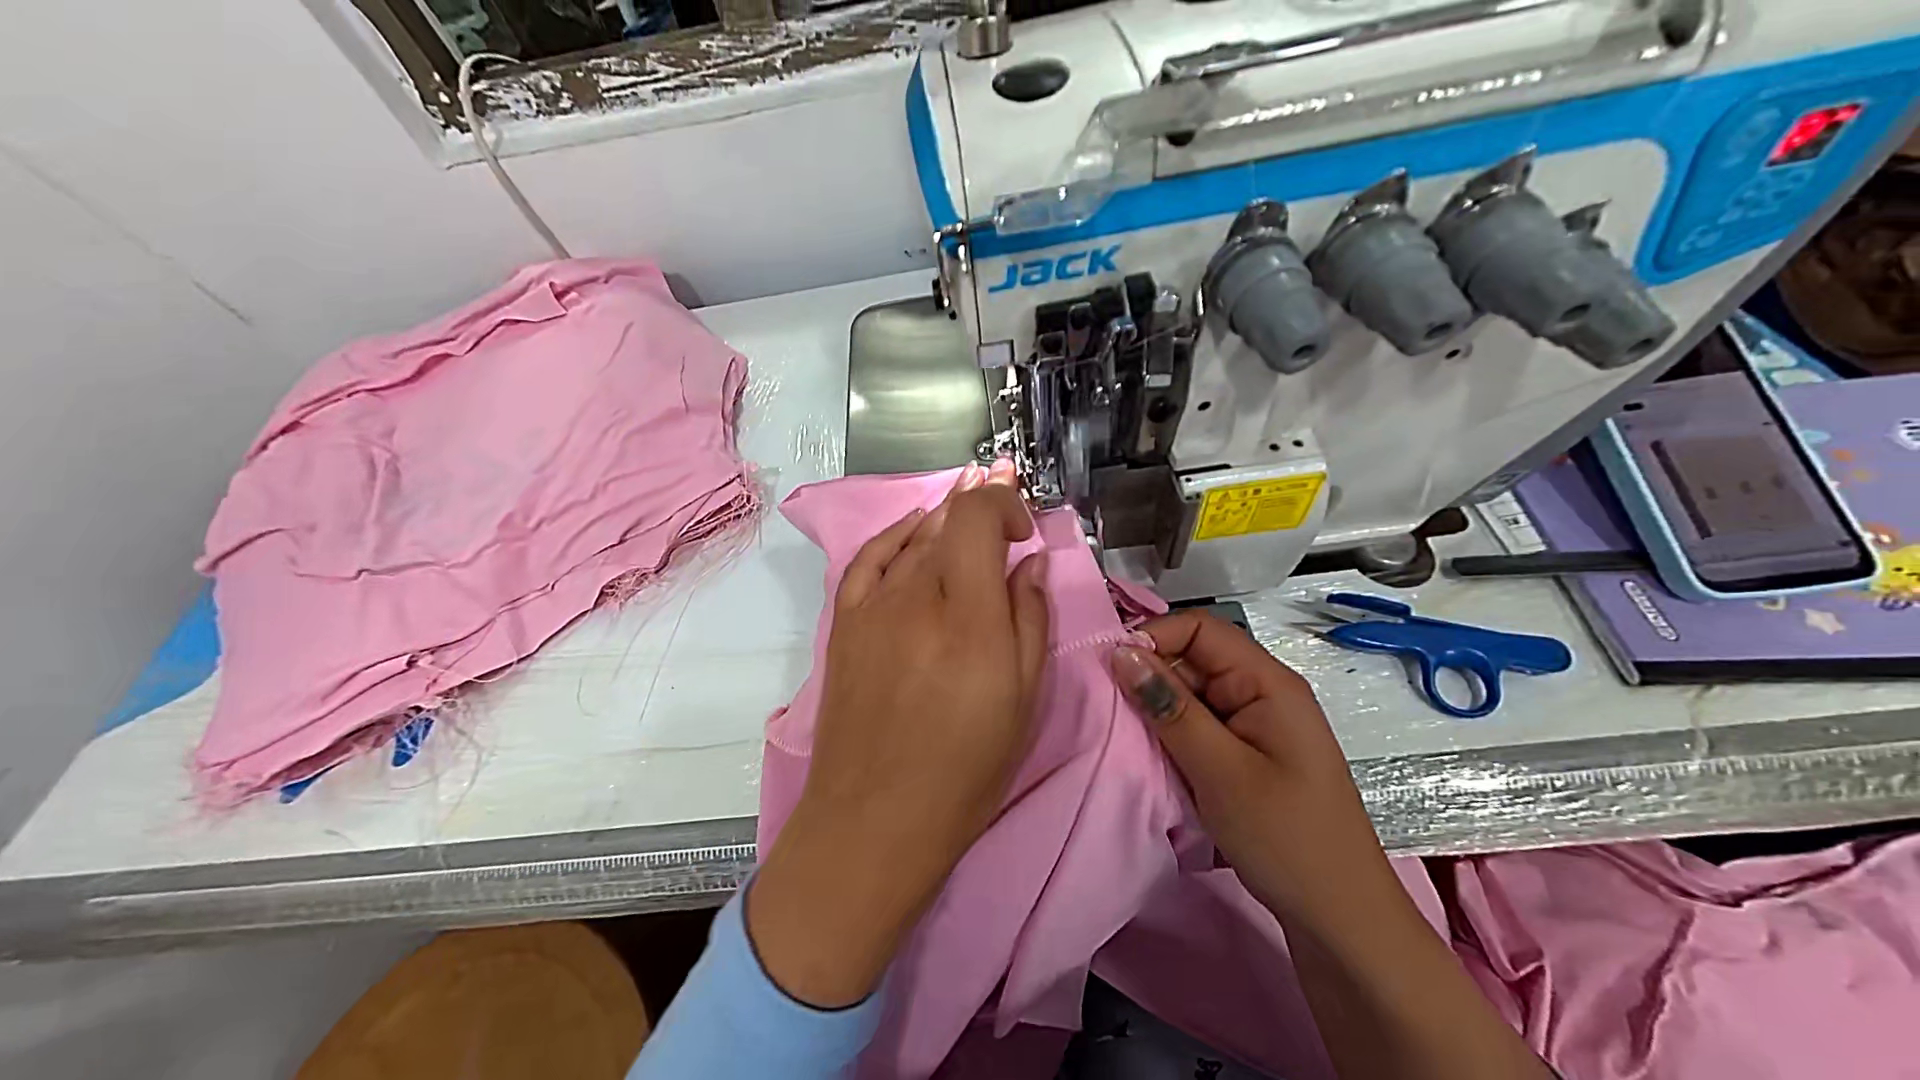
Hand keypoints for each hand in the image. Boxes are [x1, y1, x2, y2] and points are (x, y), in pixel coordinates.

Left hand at [749, 461, 1050, 1006]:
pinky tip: (915, 530)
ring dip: (946, 524)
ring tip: (969, 531)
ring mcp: (872, 607)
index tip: (1022, 534)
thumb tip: (1030, 563)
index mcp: (969, 618)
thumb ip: (1030, 619)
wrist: (874, 819)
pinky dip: (896, 534)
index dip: (1003, 503)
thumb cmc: (964, 770)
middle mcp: (916, 597)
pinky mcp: (844, 622)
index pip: (976, 516)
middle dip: (982, 516)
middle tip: (1005, 535)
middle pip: (947, 521)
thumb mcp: (1022, 700)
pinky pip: (868, 558)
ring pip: (912, 536)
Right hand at [1108, 611, 1408, 937]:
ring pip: (1191, 695)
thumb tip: (1121, 652)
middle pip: (1193, 659)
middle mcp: (1262, 693)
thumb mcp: (1220, 770)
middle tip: (1111, 712)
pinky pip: (1200, 726)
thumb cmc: (1286, 838)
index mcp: (1267, 683)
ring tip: (1128, 738)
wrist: (1341, 918)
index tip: (1111, 671)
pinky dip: (1173, 737)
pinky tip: (1155, 759)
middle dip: (1151, 679)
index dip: (1154, 638)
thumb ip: (1169, 707)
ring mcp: (1255, 724)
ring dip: (1159, 711)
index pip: (1200, 629)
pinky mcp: (1247, 754)